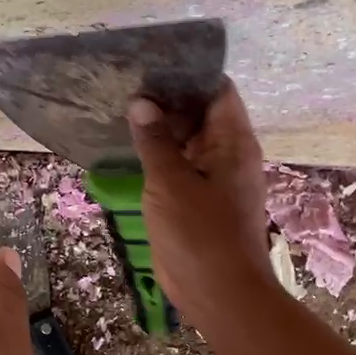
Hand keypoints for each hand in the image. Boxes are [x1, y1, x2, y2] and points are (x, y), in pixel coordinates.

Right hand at [127, 77, 276, 327]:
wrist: (219, 294)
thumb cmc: (200, 234)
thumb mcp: (170, 182)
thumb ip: (154, 141)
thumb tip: (141, 102)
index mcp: (233, 144)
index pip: (218, 91)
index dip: (190, 73)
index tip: (154, 60)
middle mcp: (228, 154)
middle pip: (201, 112)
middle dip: (168, 96)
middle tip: (127, 78)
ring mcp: (214, 177)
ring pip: (188, 137)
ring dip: (160, 124)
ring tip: (122, 103)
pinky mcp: (198, 197)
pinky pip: (180, 161)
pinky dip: (159, 149)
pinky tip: (129, 142)